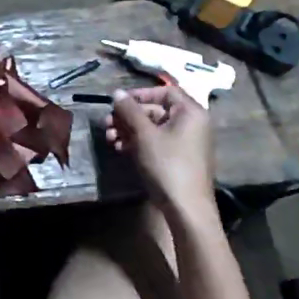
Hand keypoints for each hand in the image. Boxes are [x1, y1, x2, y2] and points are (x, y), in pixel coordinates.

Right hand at [103, 85, 215, 209]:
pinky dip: (137, 142)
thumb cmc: (167, 164)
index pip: (165, 91)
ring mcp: (184, 142)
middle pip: (155, 110)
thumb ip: (130, 111)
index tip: (118, 102)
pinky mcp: (176, 157)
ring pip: (152, 127)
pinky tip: (119, 148)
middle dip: (128, 116)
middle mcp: (190, 123)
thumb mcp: (144, 134)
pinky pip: (155, 142)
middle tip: (107, 123)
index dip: (140, 94)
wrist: (185, 207)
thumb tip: (117, 93)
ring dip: (128, 130)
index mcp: (190, 112)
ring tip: (109, 138)